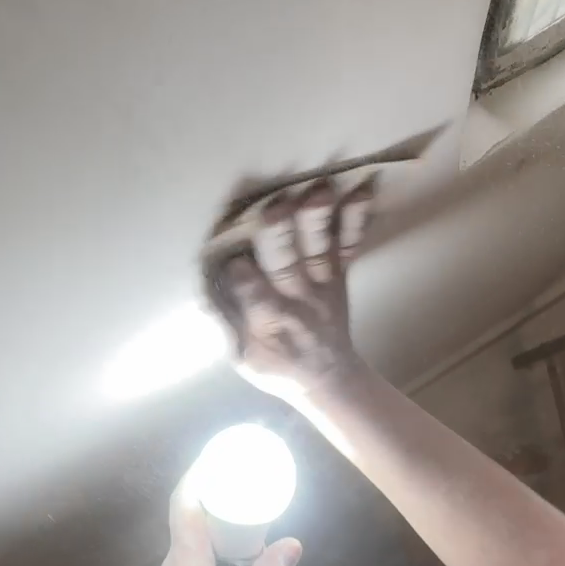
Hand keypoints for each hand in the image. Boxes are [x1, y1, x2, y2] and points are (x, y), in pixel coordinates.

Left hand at [126, 481, 302, 565]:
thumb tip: (293, 541)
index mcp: (187, 553)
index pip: (185, 498)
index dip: (199, 470)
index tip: (219, 452)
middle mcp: (177, 558)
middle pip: (192, 511)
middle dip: (216, 489)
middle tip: (246, 477)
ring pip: (196, 535)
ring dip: (218, 517)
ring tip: (249, 508)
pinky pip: (200, 553)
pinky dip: (219, 542)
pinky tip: (239, 555)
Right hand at [205, 178, 373, 402]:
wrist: (329, 376)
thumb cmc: (277, 366)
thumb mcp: (244, 358)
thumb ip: (226, 325)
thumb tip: (201, 294)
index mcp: (269, 322)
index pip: (255, 298)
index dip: (245, 280)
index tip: (235, 262)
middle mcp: (298, 299)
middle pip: (287, 264)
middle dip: (280, 237)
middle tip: (275, 209)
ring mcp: (323, 282)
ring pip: (319, 248)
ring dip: (318, 219)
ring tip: (320, 191)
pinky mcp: (341, 271)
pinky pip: (350, 242)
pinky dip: (358, 217)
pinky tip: (363, 189)